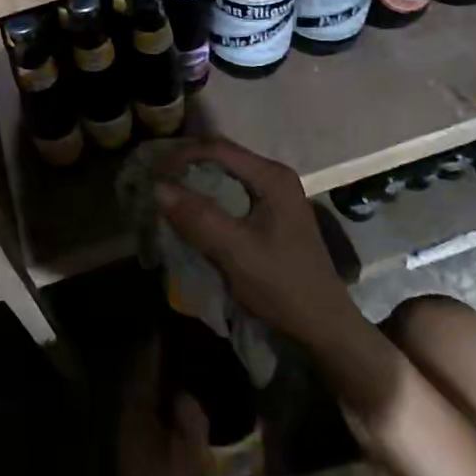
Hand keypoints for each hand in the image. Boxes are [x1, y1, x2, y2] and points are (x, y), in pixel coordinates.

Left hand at [101, 341, 206, 475]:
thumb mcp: (183, 461)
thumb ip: (189, 424)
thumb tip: (188, 390)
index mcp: (136, 406)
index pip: (145, 361)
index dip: (157, 340)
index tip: (175, 320)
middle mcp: (131, 408)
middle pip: (145, 370)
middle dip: (164, 353)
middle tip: (192, 338)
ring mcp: (134, 424)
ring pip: (150, 386)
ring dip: (167, 373)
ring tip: (195, 362)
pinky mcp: (142, 440)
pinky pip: (155, 404)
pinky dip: (168, 394)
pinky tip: (190, 400)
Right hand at [153, 139, 363, 349]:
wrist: (322, 326)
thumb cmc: (283, 286)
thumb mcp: (236, 252)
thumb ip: (198, 218)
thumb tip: (157, 187)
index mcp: (272, 178)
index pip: (217, 149)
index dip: (181, 156)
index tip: (153, 174)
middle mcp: (274, 177)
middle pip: (220, 157)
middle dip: (184, 166)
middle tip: (154, 181)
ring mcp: (273, 194)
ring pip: (222, 174)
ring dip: (193, 181)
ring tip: (165, 194)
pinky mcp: (268, 212)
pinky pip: (228, 192)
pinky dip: (205, 196)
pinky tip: (188, 211)